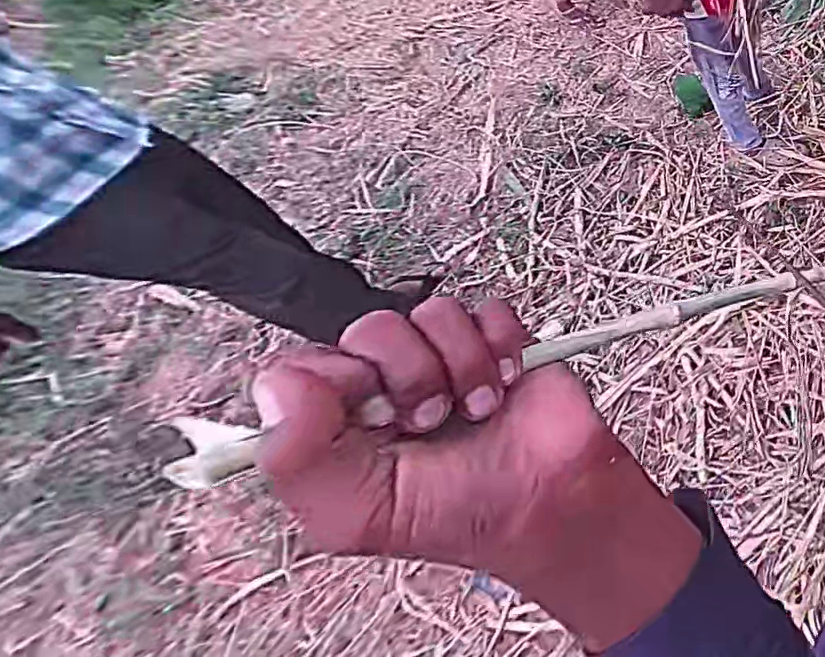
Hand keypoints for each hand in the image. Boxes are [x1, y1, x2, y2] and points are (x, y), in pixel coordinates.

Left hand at [253, 296, 698, 650]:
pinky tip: (507, 381)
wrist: (547, 498)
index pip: (312, 361)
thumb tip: (277, 386)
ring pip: (436, 312)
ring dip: (463, 364)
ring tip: (477, 406)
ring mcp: (449, 354)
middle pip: (374, 328)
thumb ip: (300, 455)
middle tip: (432, 417)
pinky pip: (491, 309)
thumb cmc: (459, 514)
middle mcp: (393, 380)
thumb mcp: (357, 512)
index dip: (344, 379)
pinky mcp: (501, 338)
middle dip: (410, 374)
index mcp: (346, 419)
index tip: (377, 415)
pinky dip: (501, 345)